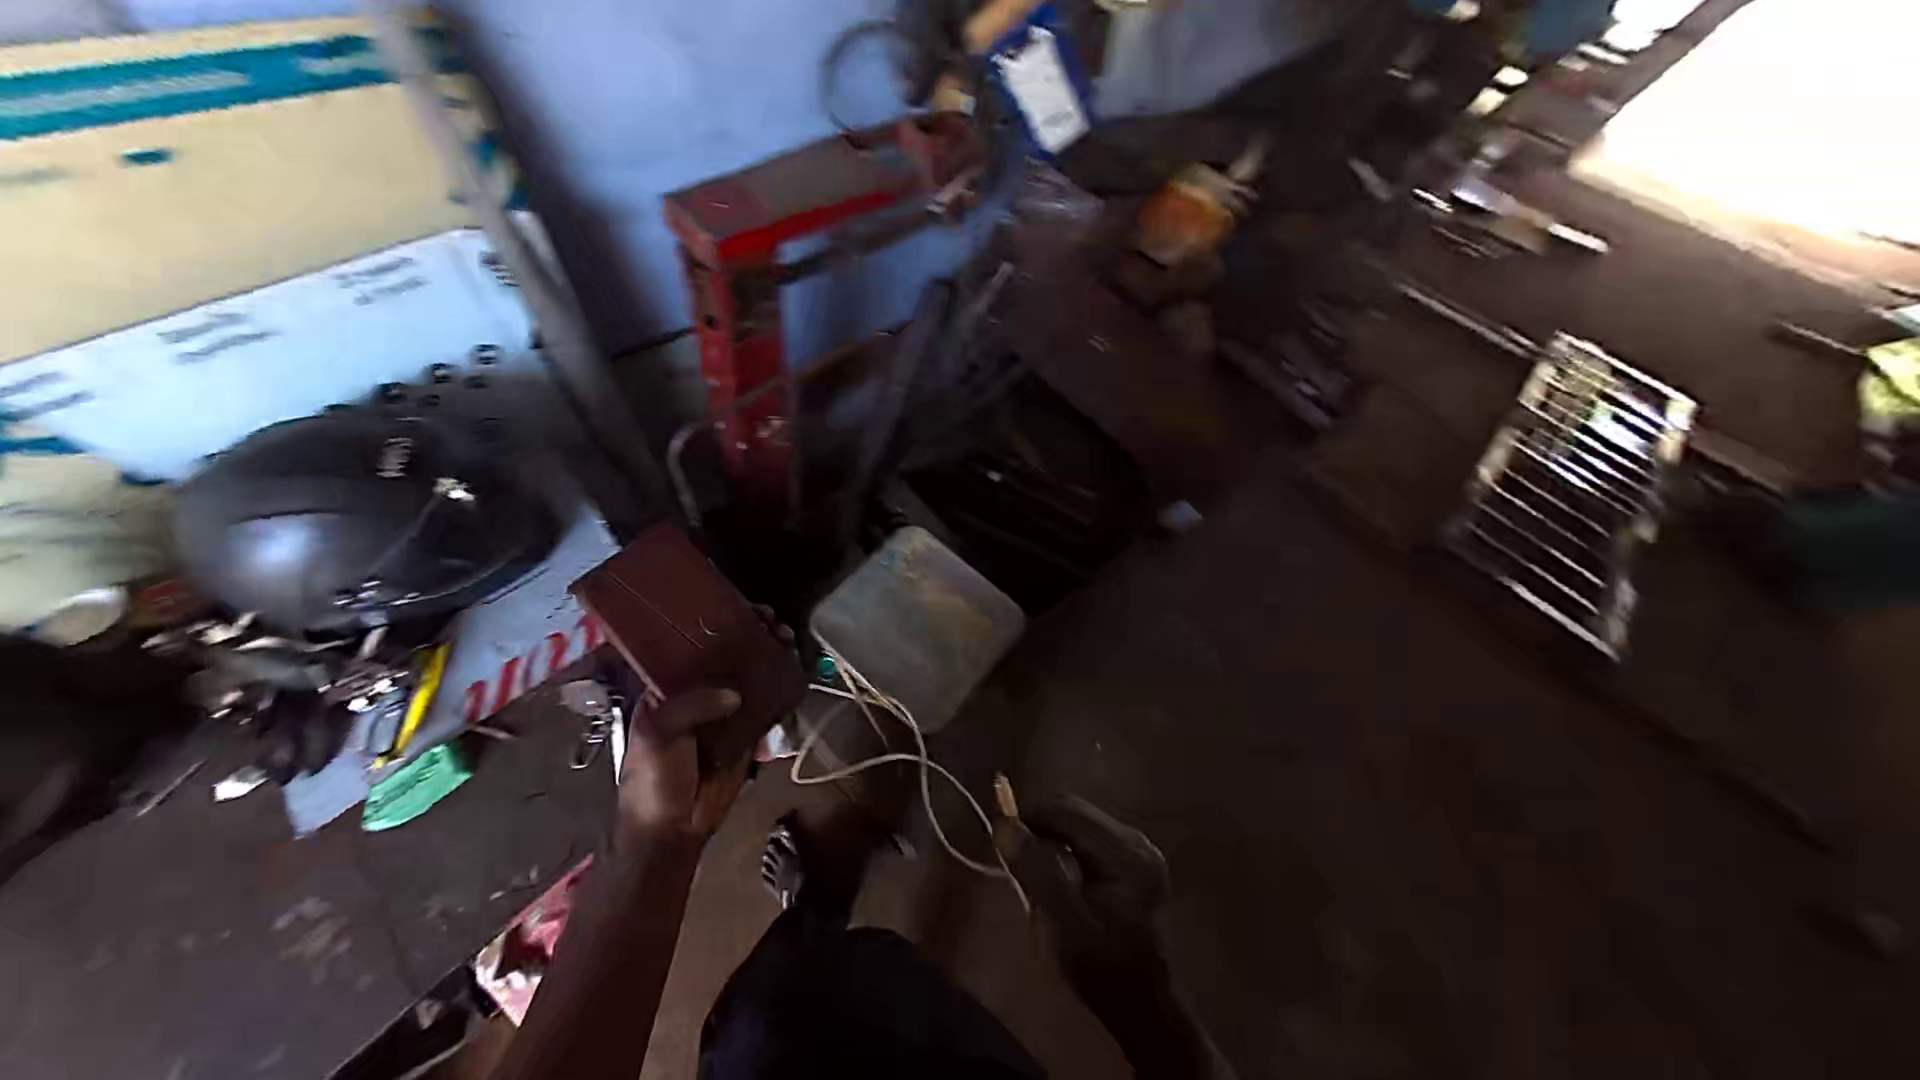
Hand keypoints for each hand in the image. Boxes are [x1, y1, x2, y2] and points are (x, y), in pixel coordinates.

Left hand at [613, 607, 792, 851]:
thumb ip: (690, 707)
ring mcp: (725, 709)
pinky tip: (794, 666)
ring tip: (786, 636)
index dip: (715, 621)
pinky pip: (767, 700)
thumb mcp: (659, 733)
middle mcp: (698, 690)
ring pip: (751, 671)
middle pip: (728, 652)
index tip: (738, 607)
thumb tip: (735, 694)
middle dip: (749, 632)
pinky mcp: (748, 729)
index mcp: (667, 685)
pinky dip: (781, 682)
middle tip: (769, 619)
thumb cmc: (653, 776)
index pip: (692, 642)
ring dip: (769, 652)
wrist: (674, 828)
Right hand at [1001, 798, 1174, 1006]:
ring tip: (1031, 868)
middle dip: (1041, 827)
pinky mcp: (1133, 863)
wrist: (1144, 1010)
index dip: (1030, 816)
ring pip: (1080, 824)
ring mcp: (1138, 851)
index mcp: (1126, 854)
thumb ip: (1035, 871)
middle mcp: (1136, 842)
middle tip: (1014, 854)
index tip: (1001, 834)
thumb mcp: (1062, 924)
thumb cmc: (1102, 970)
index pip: (1067, 811)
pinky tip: (1055, 875)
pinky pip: (1089, 839)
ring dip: (1051, 837)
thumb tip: (1004, 825)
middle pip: (1075, 813)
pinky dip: (1065, 848)